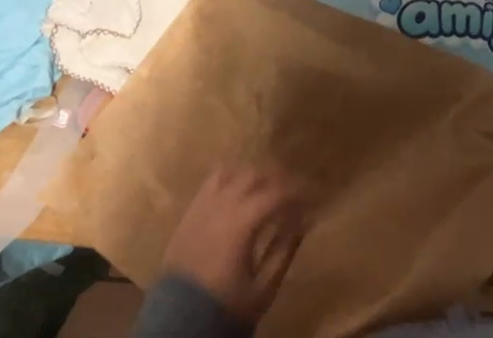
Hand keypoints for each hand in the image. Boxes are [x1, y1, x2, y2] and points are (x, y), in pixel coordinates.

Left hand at [160, 165, 311, 321]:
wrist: (179, 320)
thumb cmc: (225, 306)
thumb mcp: (263, 287)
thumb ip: (285, 250)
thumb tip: (305, 221)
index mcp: (241, 222)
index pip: (277, 192)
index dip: (299, 192)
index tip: (313, 197)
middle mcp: (221, 204)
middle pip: (256, 174)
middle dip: (280, 178)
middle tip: (296, 192)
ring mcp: (202, 205)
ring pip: (233, 171)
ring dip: (255, 174)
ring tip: (269, 188)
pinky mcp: (190, 211)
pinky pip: (212, 181)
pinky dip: (232, 177)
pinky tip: (241, 191)